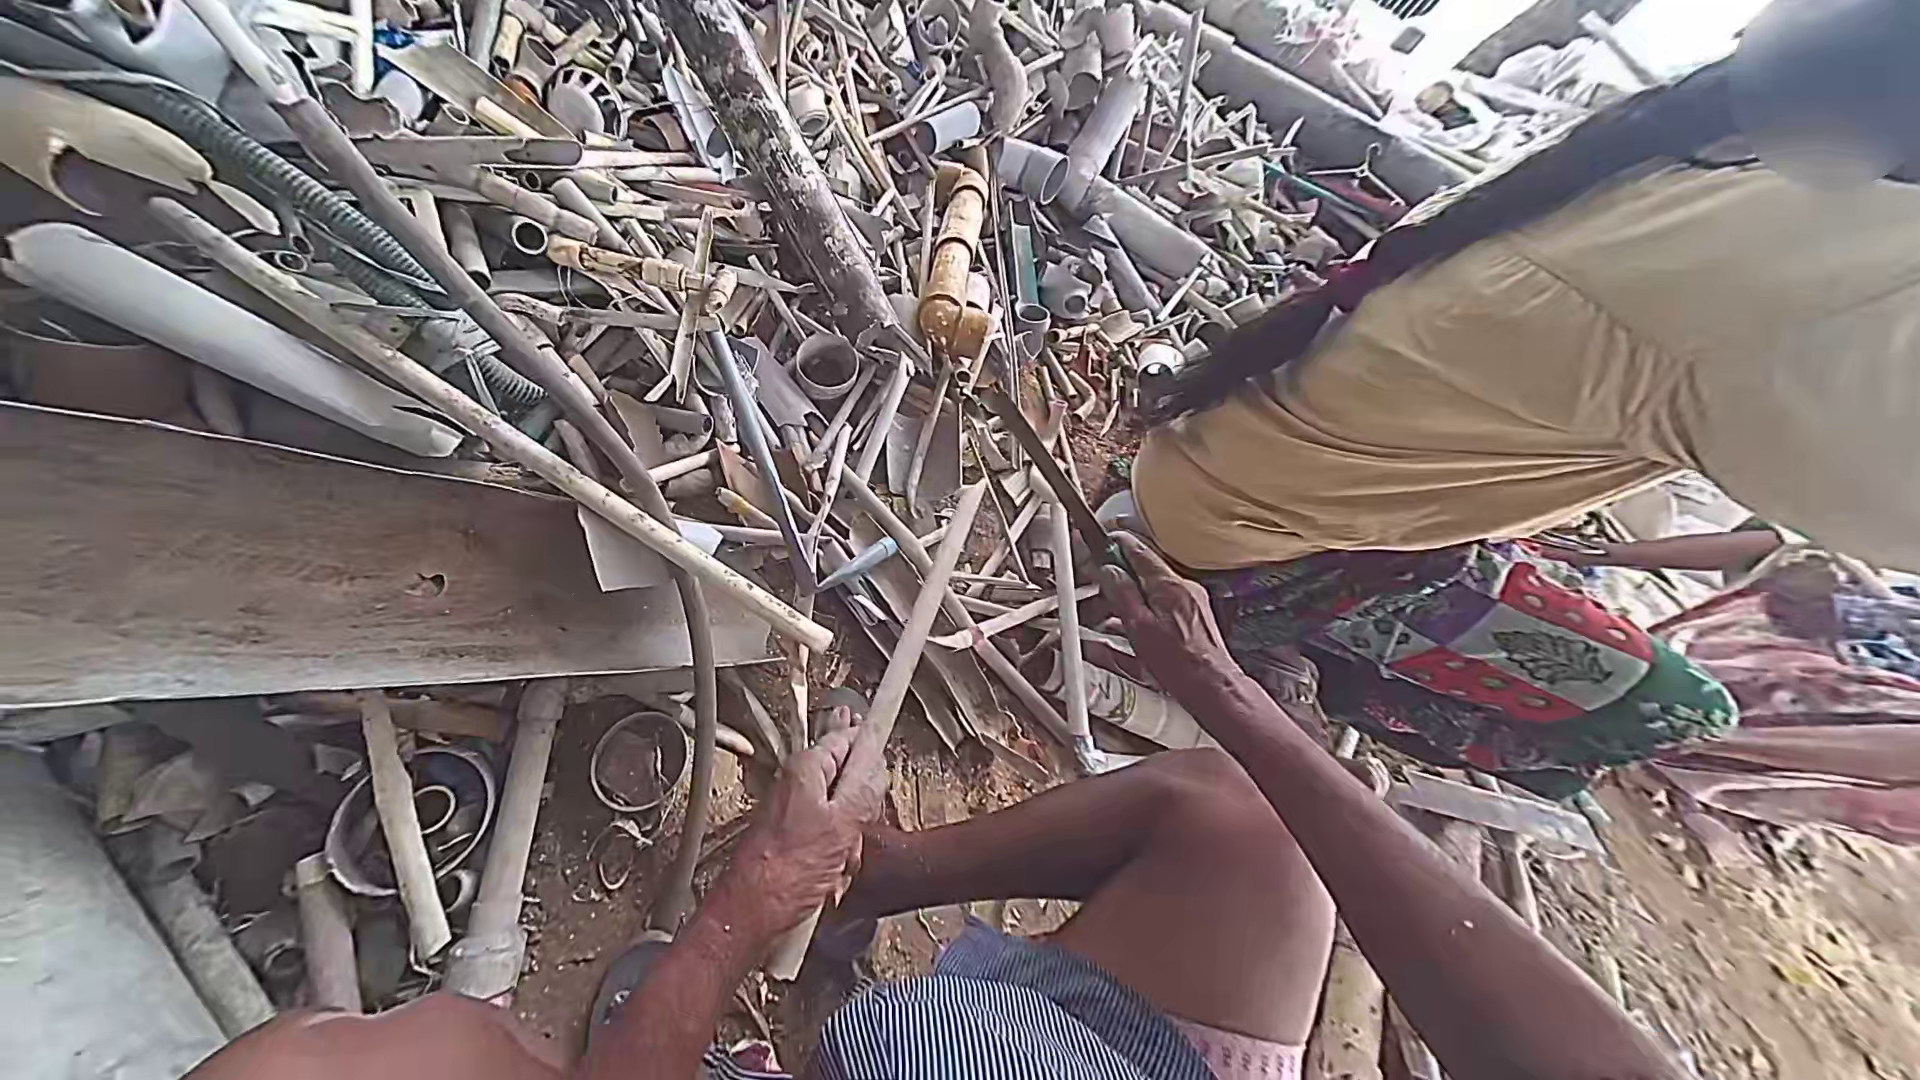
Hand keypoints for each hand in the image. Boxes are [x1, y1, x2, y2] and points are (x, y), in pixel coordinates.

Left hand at [713, 707, 885, 940]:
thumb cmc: (787, 871)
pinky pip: (828, 834)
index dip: (870, 759)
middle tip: (857, 830)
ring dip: (850, 836)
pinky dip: (835, 852)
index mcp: (806, 767)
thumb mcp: (843, 821)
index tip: (879, 782)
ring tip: (841, 859)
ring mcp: (794, 808)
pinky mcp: (793, 834)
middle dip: (862, 807)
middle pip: (849, 777)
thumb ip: (865, 781)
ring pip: (842, 810)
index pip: (849, 738)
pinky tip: (831, 873)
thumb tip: (876, 746)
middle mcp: (797, 781)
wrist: (750, 915)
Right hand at [1097, 533, 1243, 704]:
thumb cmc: (1178, 663)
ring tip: (1103, 612)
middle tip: (1094, 582)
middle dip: (1116, 574)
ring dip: (1125, 595)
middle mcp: (1182, 587)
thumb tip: (1108, 570)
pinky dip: (1140, 610)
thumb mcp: (1138, 626)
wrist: (1211, 687)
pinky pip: (1159, 604)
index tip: (1097, 543)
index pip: (1138, 549)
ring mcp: (1189, 602)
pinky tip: (1125, 627)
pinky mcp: (1191, 618)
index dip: (1114, 543)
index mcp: (1168, 584)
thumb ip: (1122, 593)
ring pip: (1149, 588)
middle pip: (1142, 569)